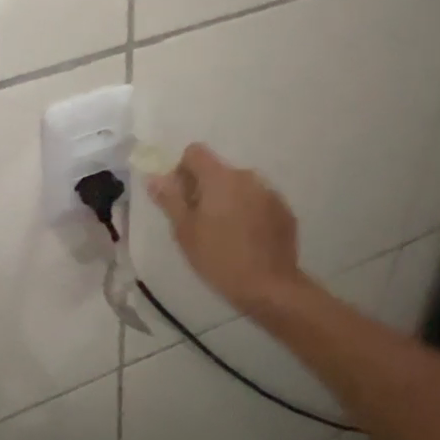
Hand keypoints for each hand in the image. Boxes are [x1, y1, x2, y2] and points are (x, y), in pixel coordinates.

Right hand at [145, 143, 309, 314]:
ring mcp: (270, 193)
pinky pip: (259, 202)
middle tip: (200, 221)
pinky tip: (248, 239)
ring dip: (229, 200)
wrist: (269, 287)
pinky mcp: (285, 211)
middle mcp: (247, 176)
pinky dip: (250, 212)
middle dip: (206, 188)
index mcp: (219, 178)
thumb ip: (170, 199)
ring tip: (226, 232)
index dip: (183, 170)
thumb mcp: (185, 231)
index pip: (195, 152)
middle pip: (218, 171)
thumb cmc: (219, 257)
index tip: (182, 197)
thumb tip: (154, 177)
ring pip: (240, 187)